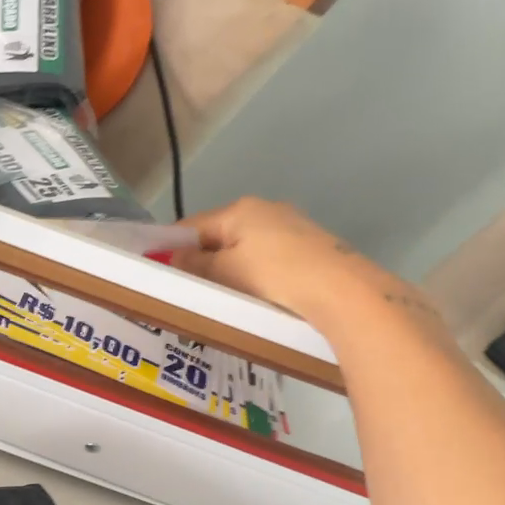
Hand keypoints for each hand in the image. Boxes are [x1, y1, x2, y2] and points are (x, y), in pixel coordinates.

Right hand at [170, 198, 436, 333]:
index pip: (190, 226)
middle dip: (203, 259)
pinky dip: (256, 273)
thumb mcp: (223, 272)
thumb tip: (175, 256)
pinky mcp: (311, 246)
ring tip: (225, 295)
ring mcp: (293, 226)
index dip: (170, 247)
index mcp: (239, 209)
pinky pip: (268, 257)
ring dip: (230, 268)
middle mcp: (266, 209)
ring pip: (244, 247)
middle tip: (193, 288)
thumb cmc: (274, 275)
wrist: (345, 293)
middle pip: (219, 235)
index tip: (160, 272)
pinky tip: (257, 294)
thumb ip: (193, 263)